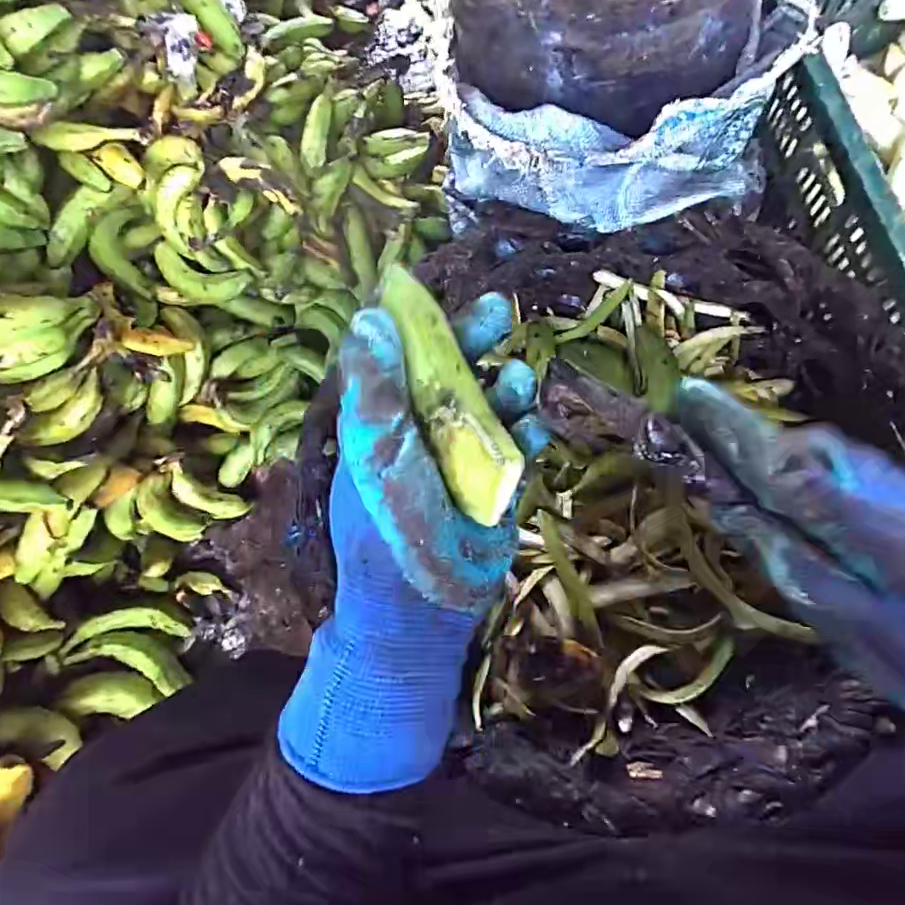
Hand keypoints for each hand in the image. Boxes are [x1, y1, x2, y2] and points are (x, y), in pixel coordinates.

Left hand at [277, 295, 546, 794]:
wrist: (419, 612)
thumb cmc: (385, 531)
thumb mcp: (374, 455)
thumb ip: (374, 390)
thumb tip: (369, 317)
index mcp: (385, 419)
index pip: (402, 355)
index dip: (419, 321)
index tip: (435, 292)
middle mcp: (423, 430)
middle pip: (453, 368)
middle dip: (475, 338)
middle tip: (497, 310)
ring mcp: (462, 456)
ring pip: (492, 401)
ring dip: (508, 383)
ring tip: (517, 379)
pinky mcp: (496, 483)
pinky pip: (519, 445)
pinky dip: (529, 432)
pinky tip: (534, 428)